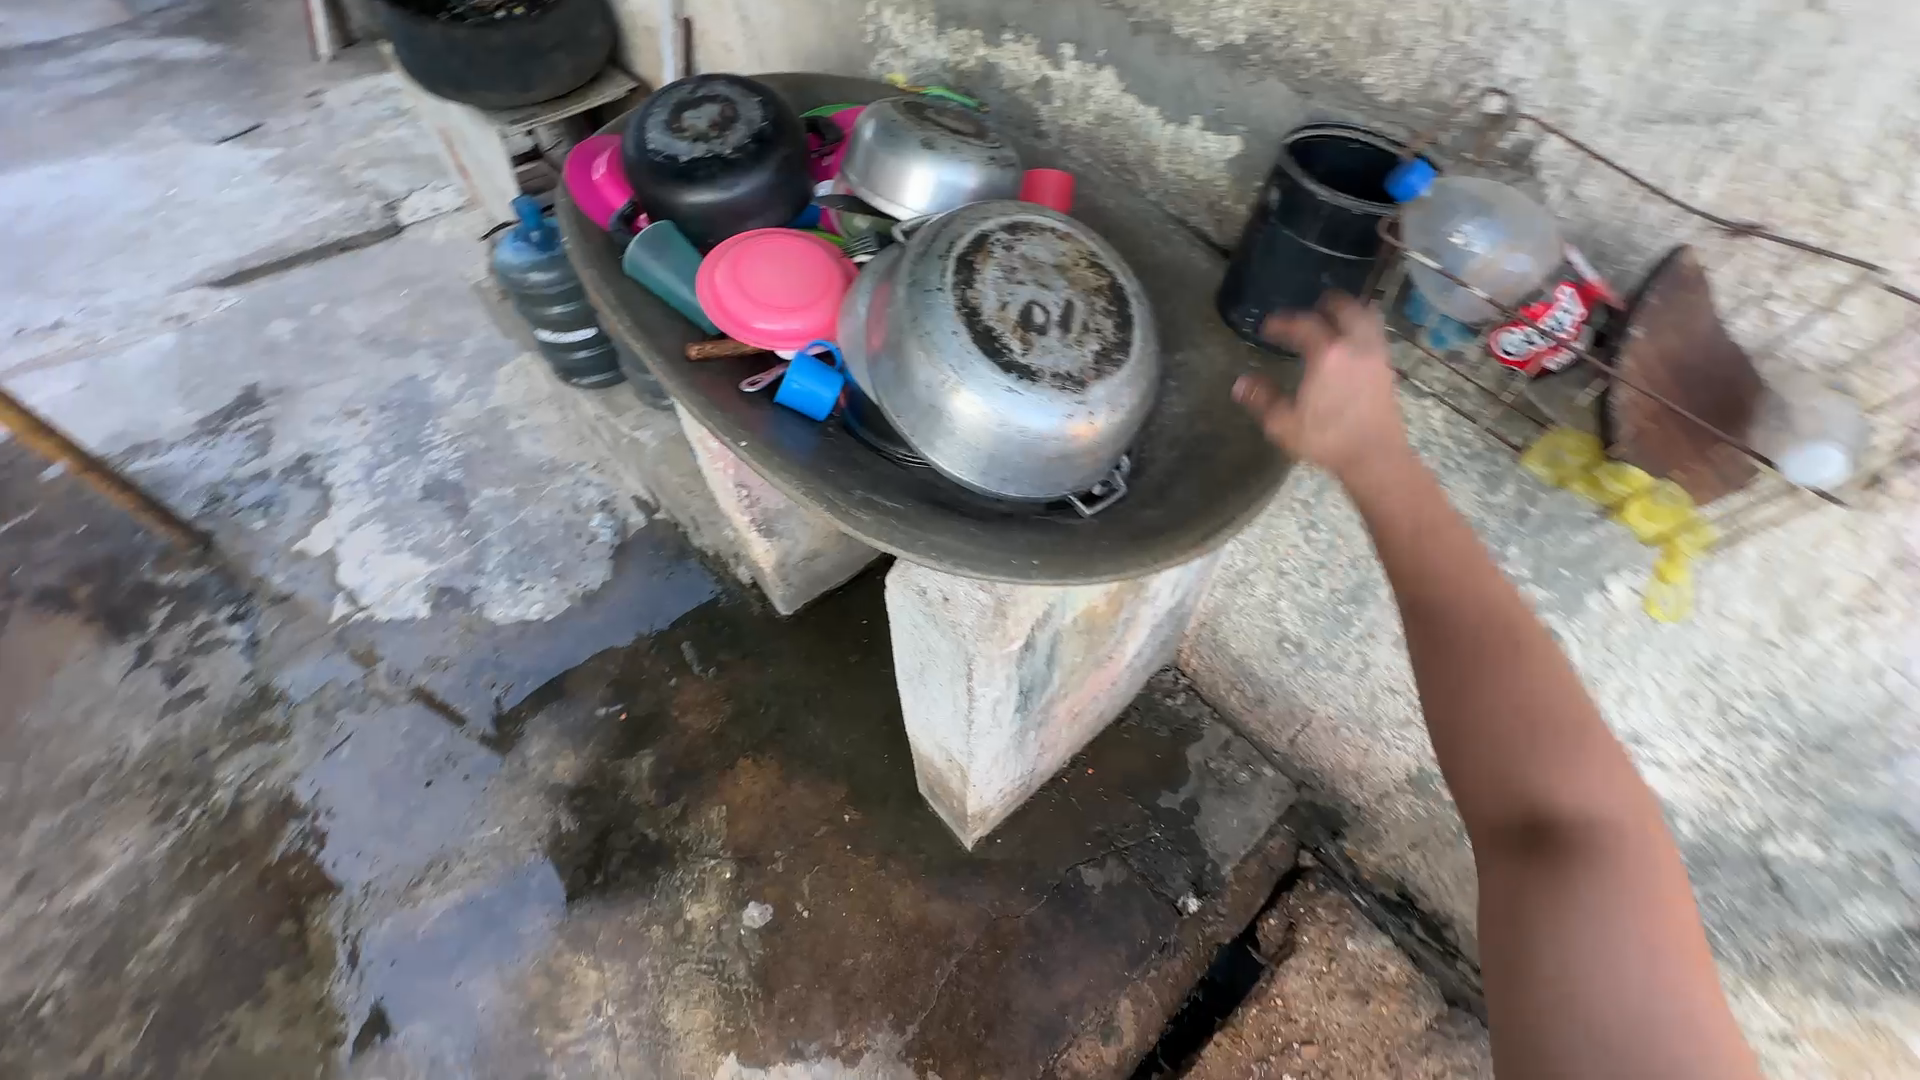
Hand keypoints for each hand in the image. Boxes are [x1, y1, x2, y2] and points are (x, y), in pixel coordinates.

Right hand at [1233, 292, 1409, 483]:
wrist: (1374, 456)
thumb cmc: (1326, 439)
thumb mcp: (1283, 423)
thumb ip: (1262, 399)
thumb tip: (1241, 383)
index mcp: (1327, 354)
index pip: (1303, 325)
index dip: (1282, 322)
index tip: (1267, 326)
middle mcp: (1355, 346)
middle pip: (1346, 309)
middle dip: (1327, 304)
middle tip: (1312, 307)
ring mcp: (1376, 356)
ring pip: (1368, 318)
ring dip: (1351, 313)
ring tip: (1336, 319)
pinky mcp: (1387, 370)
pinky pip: (1376, 336)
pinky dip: (1362, 331)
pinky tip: (1352, 347)